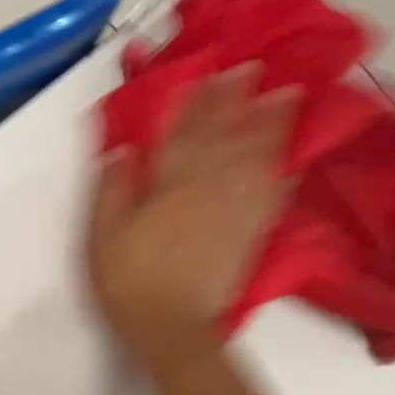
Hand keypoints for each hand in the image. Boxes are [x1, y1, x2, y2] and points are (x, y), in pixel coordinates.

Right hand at [86, 66, 298, 373]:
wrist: (172, 326)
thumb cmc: (128, 279)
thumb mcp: (103, 235)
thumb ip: (113, 190)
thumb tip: (123, 149)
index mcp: (170, 186)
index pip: (184, 135)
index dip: (197, 102)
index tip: (211, 71)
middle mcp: (210, 188)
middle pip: (224, 137)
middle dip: (237, 102)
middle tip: (252, 69)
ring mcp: (237, 208)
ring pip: (256, 157)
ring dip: (270, 124)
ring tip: (286, 95)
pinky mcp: (251, 231)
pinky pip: (273, 192)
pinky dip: (283, 169)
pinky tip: (291, 156)